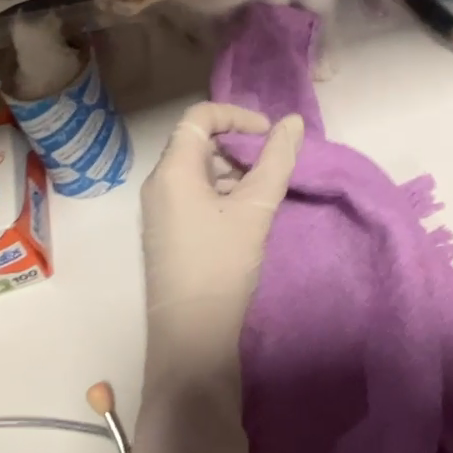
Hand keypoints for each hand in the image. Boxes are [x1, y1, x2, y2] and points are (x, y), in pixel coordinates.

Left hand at [130, 104, 304, 452]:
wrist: (190, 337)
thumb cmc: (221, 265)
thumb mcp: (255, 209)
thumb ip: (277, 161)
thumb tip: (294, 123)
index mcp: (172, 169)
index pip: (200, 116)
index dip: (237, 115)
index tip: (269, 133)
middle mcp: (158, 183)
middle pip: (197, 142)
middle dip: (237, 145)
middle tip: (271, 165)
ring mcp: (158, 210)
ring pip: (196, 170)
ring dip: (231, 171)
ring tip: (264, 193)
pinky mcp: (165, 232)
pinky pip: (192, 194)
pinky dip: (220, 192)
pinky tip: (246, 216)